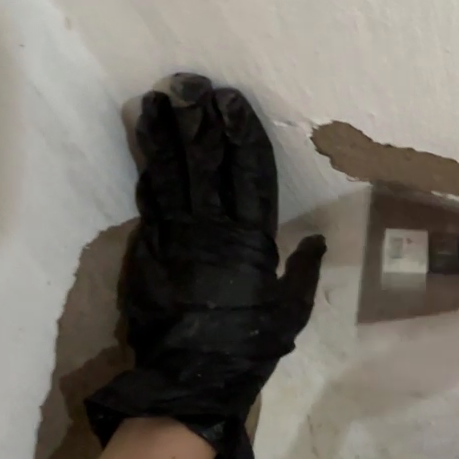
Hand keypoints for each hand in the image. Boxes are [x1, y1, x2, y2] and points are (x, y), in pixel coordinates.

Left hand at [84, 74, 324, 458]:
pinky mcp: (148, 249)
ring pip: (172, 175)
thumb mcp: (291, 307)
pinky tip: (143, 143)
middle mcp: (214, 229)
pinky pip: (149, 200)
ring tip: (157, 99)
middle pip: (208, 165)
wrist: (193, 374)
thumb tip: (315, 240)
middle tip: (192, 84)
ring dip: (165, 135)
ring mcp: (177, 236)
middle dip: (201, 122)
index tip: (234, 103)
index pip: (250, 175)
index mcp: (253, 240)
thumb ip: (300, 269)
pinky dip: (147, 168)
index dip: (243, 136)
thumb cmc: (252, 341)